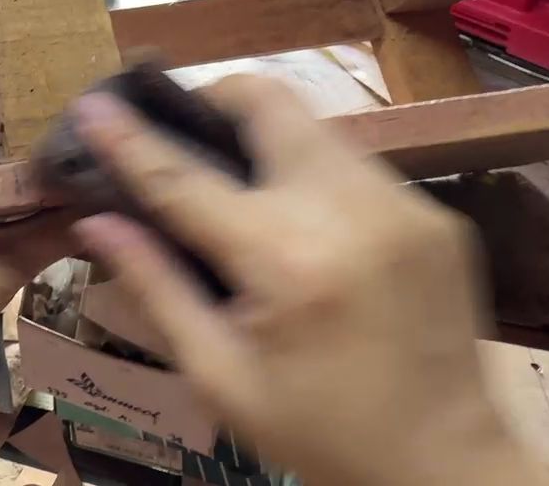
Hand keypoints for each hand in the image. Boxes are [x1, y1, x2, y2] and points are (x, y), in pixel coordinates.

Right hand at [71, 76, 548, 485]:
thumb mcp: (219, 374)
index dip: (130, 138)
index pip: (185, 177)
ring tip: (243, 184)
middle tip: (188, 132)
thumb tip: (96, 220)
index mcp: (286, 261)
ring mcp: (403, 205)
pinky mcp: (435, 214)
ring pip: (310, 124)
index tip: (93, 104)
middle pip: (268, 101)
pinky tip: (304, 223)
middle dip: (216, 99)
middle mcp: (349, 211)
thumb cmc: (320, 433)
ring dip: (264, 138)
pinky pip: (350, 161)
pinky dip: (308, 172)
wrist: (456, 475)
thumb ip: (155, 285)